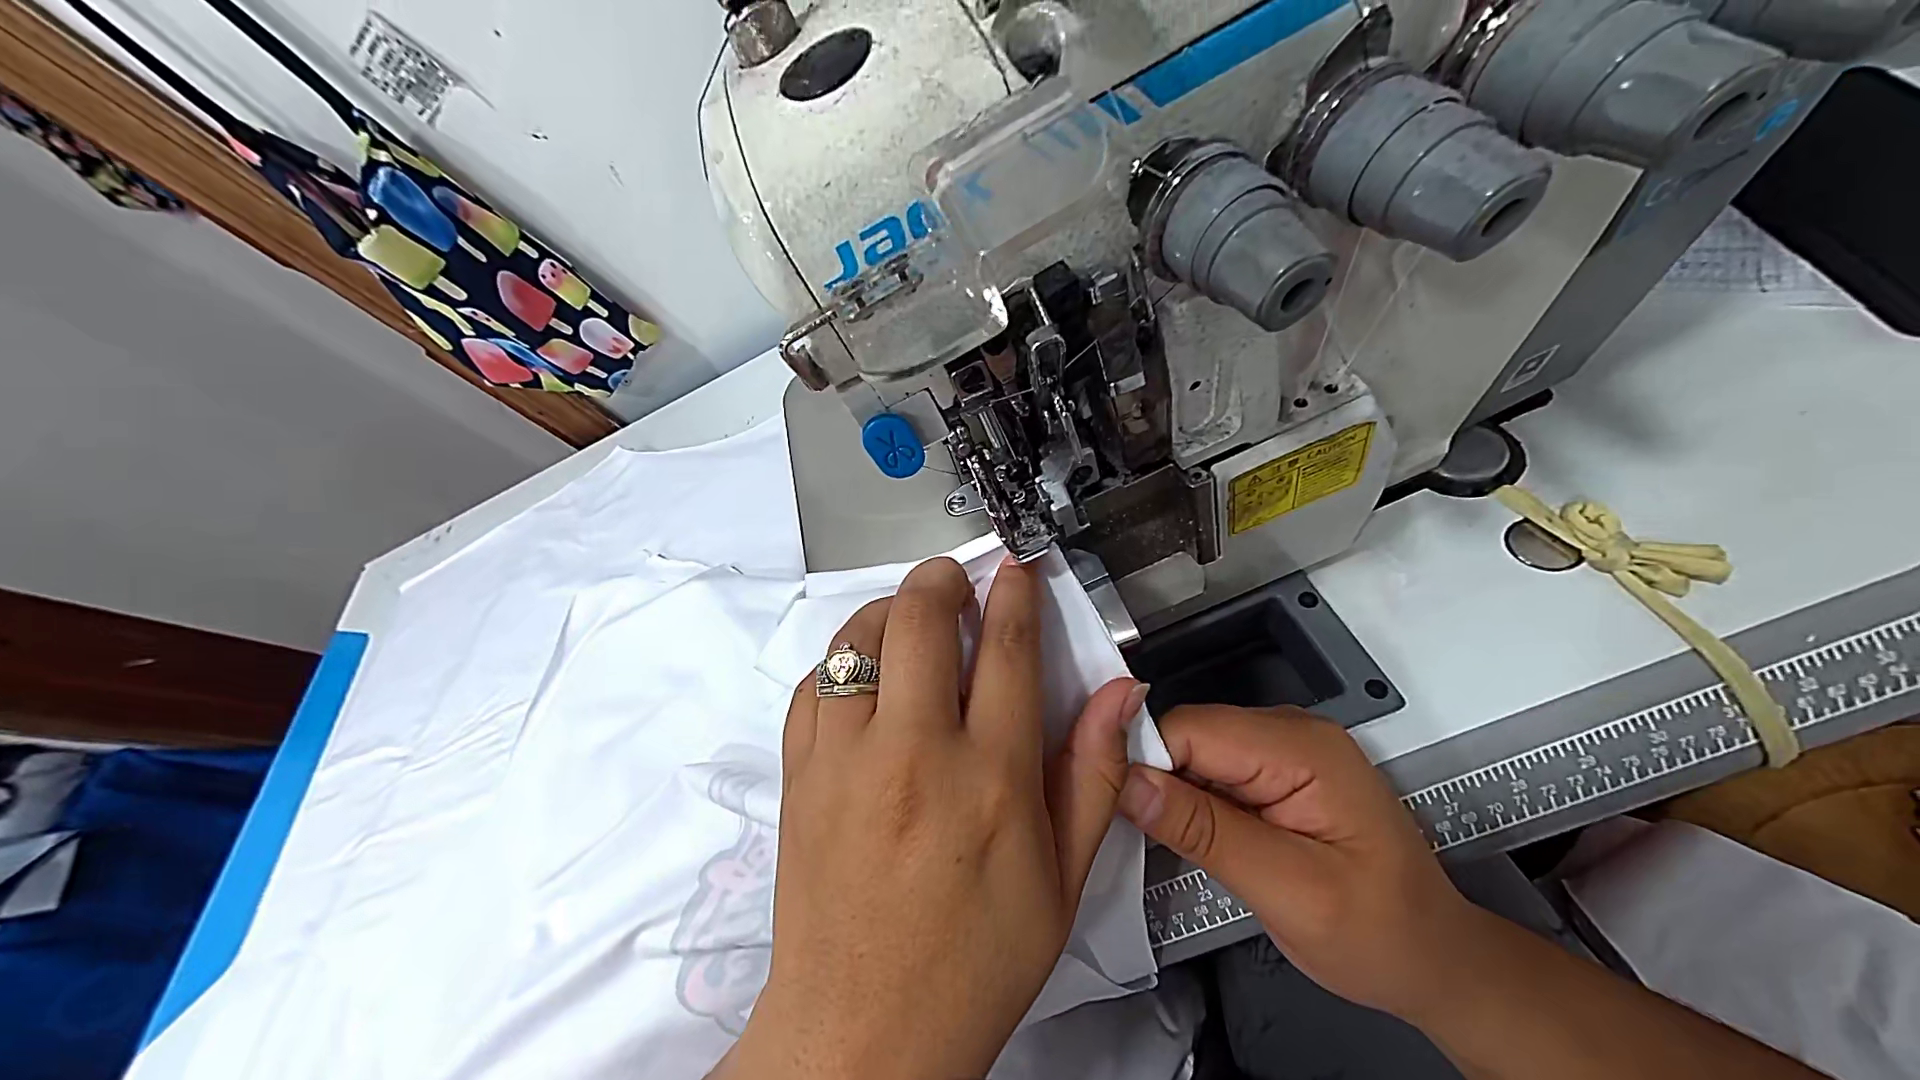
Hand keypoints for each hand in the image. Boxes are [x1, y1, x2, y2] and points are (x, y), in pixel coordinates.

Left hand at [722, 557, 1149, 1079]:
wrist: (863, 1031)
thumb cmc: (971, 964)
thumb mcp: (1062, 880)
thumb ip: (1096, 775)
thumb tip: (1118, 697)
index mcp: (991, 780)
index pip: (1007, 650)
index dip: (1016, 595)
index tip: (1016, 571)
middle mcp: (913, 756)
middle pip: (920, 618)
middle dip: (942, 580)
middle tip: (957, 580)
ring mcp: (845, 762)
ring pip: (856, 638)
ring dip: (888, 610)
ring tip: (910, 620)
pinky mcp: (799, 777)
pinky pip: (812, 686)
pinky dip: (841, 662)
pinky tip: (865, 677)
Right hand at [1116, 705, 1479, 1018]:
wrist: (1434, 958)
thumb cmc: (1379, 933)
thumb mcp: (1289, 891)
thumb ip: (1206, 831)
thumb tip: (1129, 784)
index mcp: (1302, 748)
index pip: (1191, 728)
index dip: (1147, 763)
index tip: (1122, 809)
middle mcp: (1290, 732)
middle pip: (1189, 733)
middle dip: (1158, 779)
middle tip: (1149, 835)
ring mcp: (1282, 748)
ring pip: (1193, 749)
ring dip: (1173, 792)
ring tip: (1174, 839)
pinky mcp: (1273, 770)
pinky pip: (1210, 767)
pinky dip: (1192, 799)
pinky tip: (1197, 833)